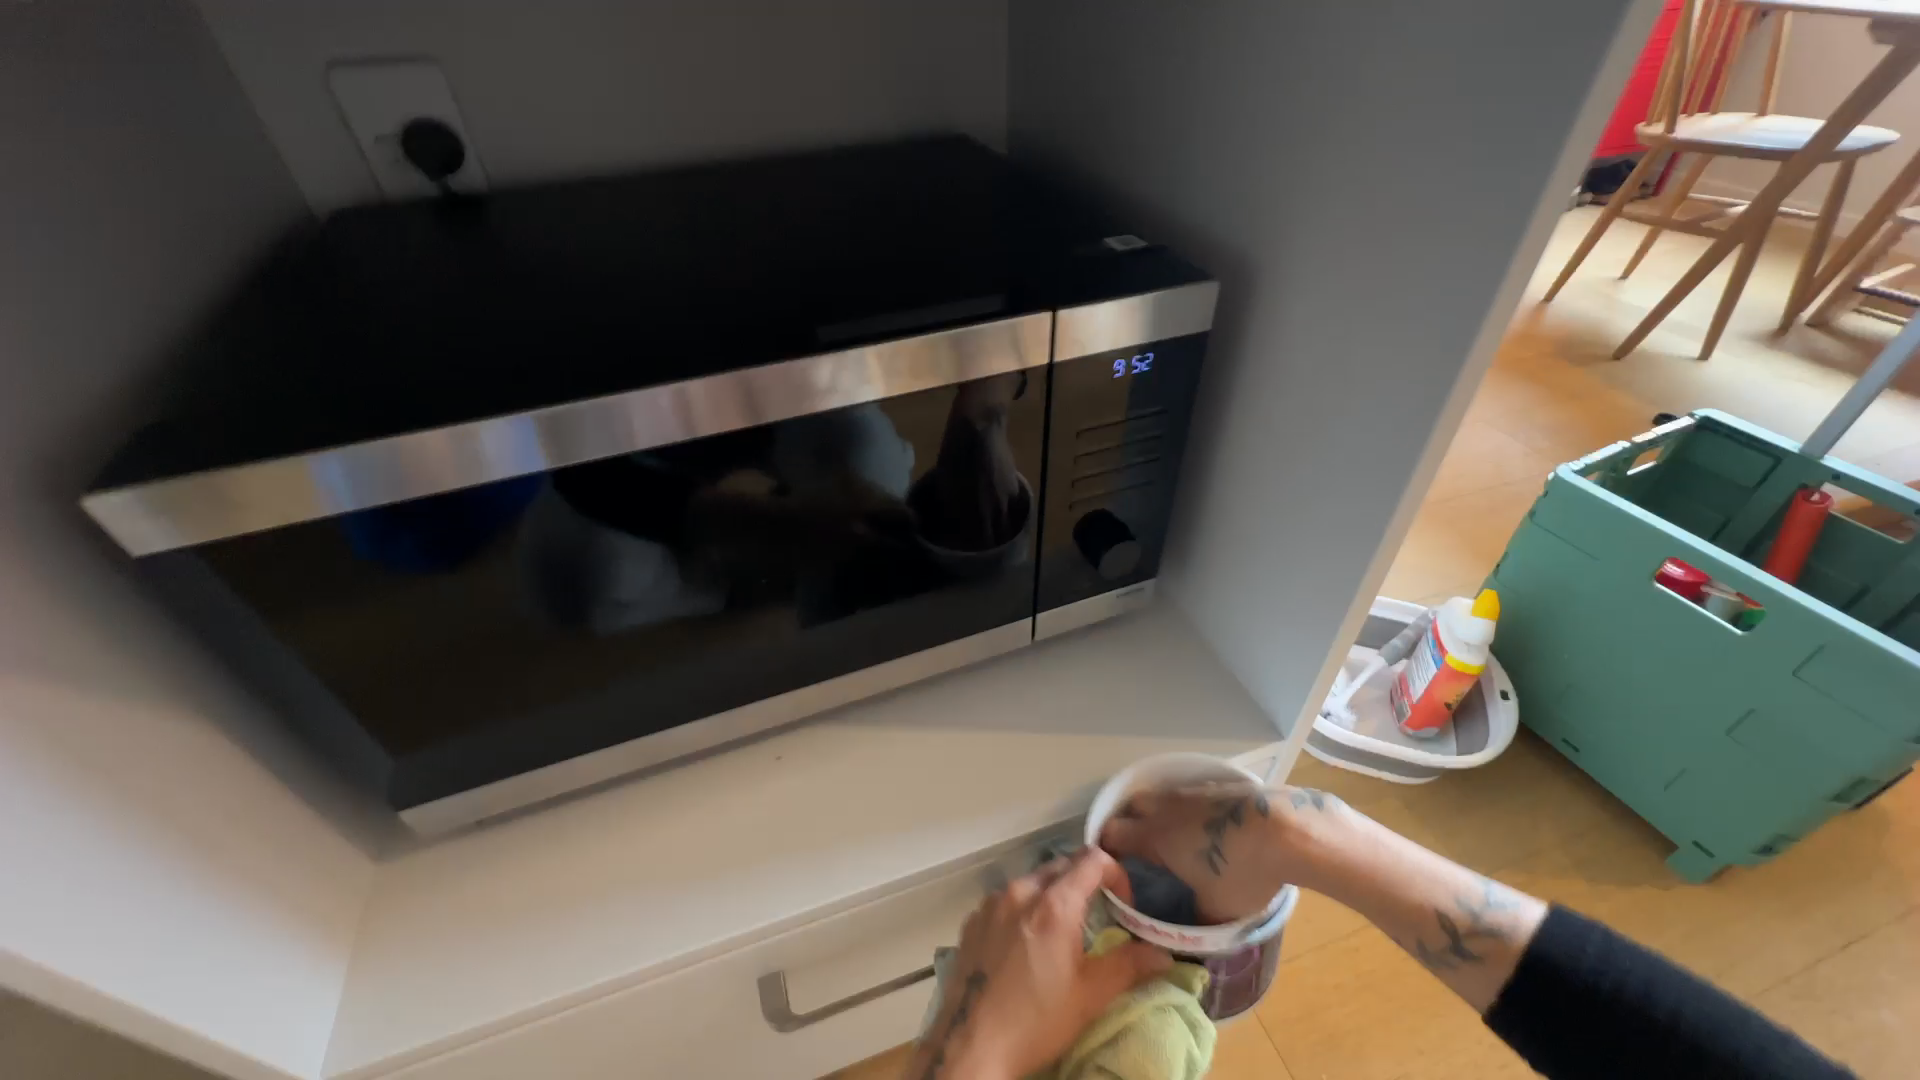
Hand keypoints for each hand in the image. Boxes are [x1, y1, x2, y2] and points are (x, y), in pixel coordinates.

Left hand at [905, 849, 1171, 1079]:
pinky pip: (1005, 900)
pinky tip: (1025, 944)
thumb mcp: (1090, 996)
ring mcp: (991, 904)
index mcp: (1053, 904)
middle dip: (1085, 882)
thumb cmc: (1036, 1020)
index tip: (1123, 905)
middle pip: (1061, 866)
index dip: (1116, 874)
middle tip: (1098, 916)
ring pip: (1031, 881)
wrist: (971, 1046)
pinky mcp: (972, 920)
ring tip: (1062, 931)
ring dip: (1053, 895)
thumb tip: (1162, 954)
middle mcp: (1019, 892)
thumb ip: (1129, 966)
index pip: (1092, 860)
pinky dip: (1023, 909)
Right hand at [1099, 782, 1343, 923]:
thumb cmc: (1241, 872)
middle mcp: (1164, 809)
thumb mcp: (1217, 909)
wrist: (1286, 832)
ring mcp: (1191, 793)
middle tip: (1142, 850)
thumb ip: (1196, 919)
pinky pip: (1190, 796)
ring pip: (1162, 798)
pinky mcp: (1218, 786)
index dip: (1106, 849)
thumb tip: (1190, 933)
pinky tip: (1209, 828)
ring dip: (1161, 814)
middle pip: (1132, 807)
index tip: (1114, 866)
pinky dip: (1190, 810)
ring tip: (1177, 838)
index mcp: (1153, 837)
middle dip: (1130, 824)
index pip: (1111, 834)